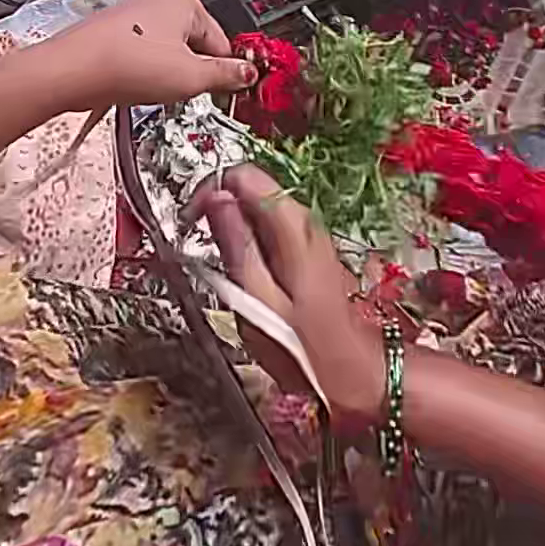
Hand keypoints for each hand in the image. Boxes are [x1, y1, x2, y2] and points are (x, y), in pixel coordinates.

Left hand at [44, 0, 255, 109]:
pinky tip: (136, 84)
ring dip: (170, 71)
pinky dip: (147, 68)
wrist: (70, 71)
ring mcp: (134, 11)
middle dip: (194, 69)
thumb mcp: (192, 77)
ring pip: (169, 47)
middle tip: (183, 92)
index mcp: (186, 2)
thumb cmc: (135, 66)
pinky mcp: (113, 28)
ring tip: (155, 89)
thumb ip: (226, 75)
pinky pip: (145, 50)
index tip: (219, 93)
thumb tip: (249, 73)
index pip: (222, 41)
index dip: (222, 71)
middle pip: (195, 42)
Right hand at [185, 165, 385, 432]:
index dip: (210, 190)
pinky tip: (244, 273)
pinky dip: (250, 240)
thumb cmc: (303, 346)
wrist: (353, 370)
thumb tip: (215, 198)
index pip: (245, 174)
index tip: (191, 221)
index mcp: (292, 224)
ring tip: (221, 266)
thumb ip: (235, 243)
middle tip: (200, 247)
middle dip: (219, 209)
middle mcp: (304, 218)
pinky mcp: (308, 247)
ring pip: (259, 209)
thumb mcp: (257, 298)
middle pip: (252, 188)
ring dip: (233, 226)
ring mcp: (309, 232)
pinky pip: (270, 228)